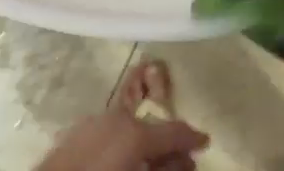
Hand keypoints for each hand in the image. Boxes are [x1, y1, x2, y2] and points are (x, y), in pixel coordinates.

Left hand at [32, 110, 206, 170]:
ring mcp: (94, 122)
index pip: (174, 130)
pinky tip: (123, 160)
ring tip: (150, 163)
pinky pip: (109, 133)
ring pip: (129, 128)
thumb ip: (165, 168)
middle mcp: (116, 118)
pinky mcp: (77, 133)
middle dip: (166, 143)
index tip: (205, 142)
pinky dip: (122, 144)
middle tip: (180, 161)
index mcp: (134, 131)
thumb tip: (186, 162)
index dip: (192, 137)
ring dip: (143, 143)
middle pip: (151, 127)